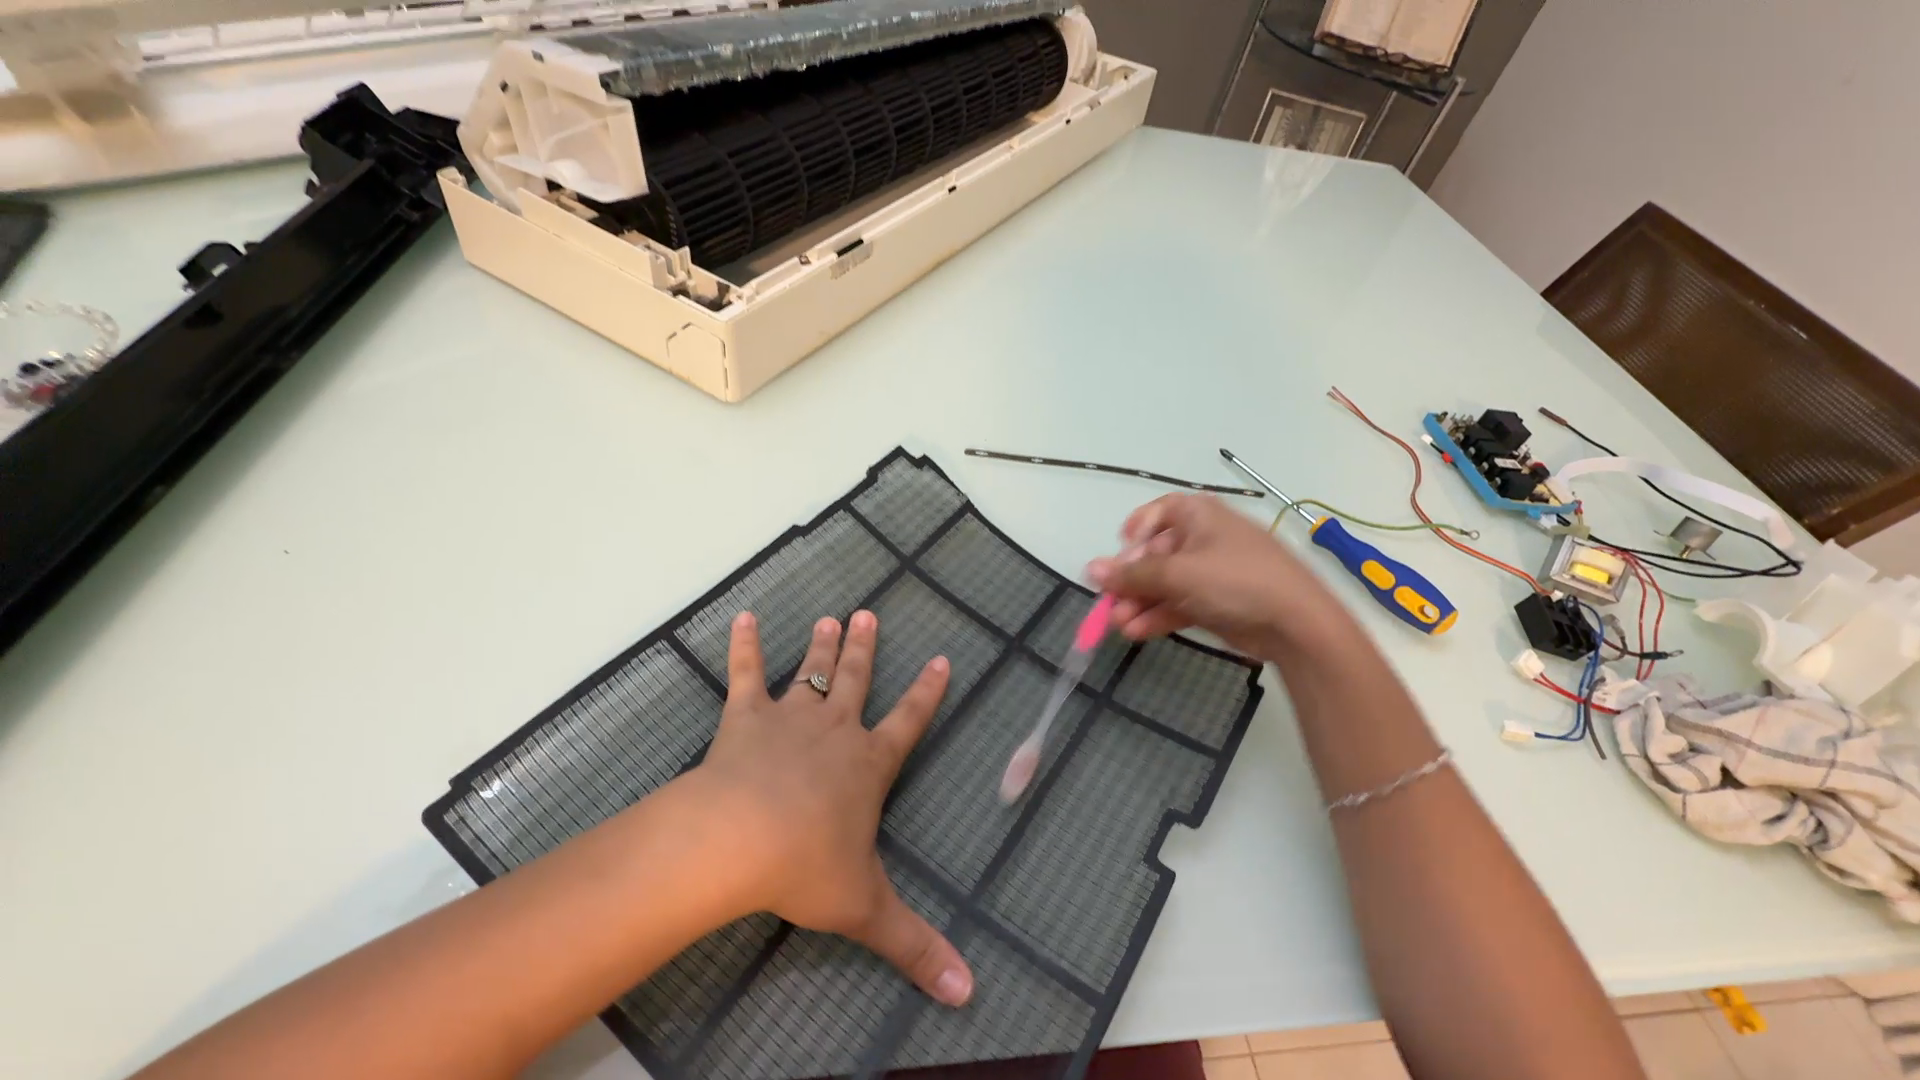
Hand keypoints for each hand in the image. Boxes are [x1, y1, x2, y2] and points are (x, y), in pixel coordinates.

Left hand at [693, 609, 973, 1006]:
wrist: (736, 840)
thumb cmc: (805, 868)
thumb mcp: (866, 910)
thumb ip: (915, 947)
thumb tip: (967, 993)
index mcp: (868, 766)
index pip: (909, 723)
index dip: (927, 693)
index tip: (941, 660)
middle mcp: (834, 731)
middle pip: (857, 681)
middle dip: (866, 648)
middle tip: (869, 613)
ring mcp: (788, 718)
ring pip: (812, 672)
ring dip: (822, 645)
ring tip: (830, 615)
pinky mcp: (744, 717)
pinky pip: (746, 674)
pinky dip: (745, 646)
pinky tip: (743, 617)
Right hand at [1085, 494, 1335, 656]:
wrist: (1297, 623)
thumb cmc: (1236, 581)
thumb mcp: (1178, 574)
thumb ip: (1132, 575)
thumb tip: (1091, 569)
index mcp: (1200, 515)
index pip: (1159, 512)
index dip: (1136, 531)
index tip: (1117, 554)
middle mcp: (1205, 538)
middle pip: (1156, 554)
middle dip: (1131, 580)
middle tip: (1110, 604)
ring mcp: (1213, 572)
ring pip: (1166, 584)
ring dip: (1140, 603)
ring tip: (1118, 626)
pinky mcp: (1219, 602)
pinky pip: (1180, 603)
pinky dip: (1159, 615)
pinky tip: (1137, 632)